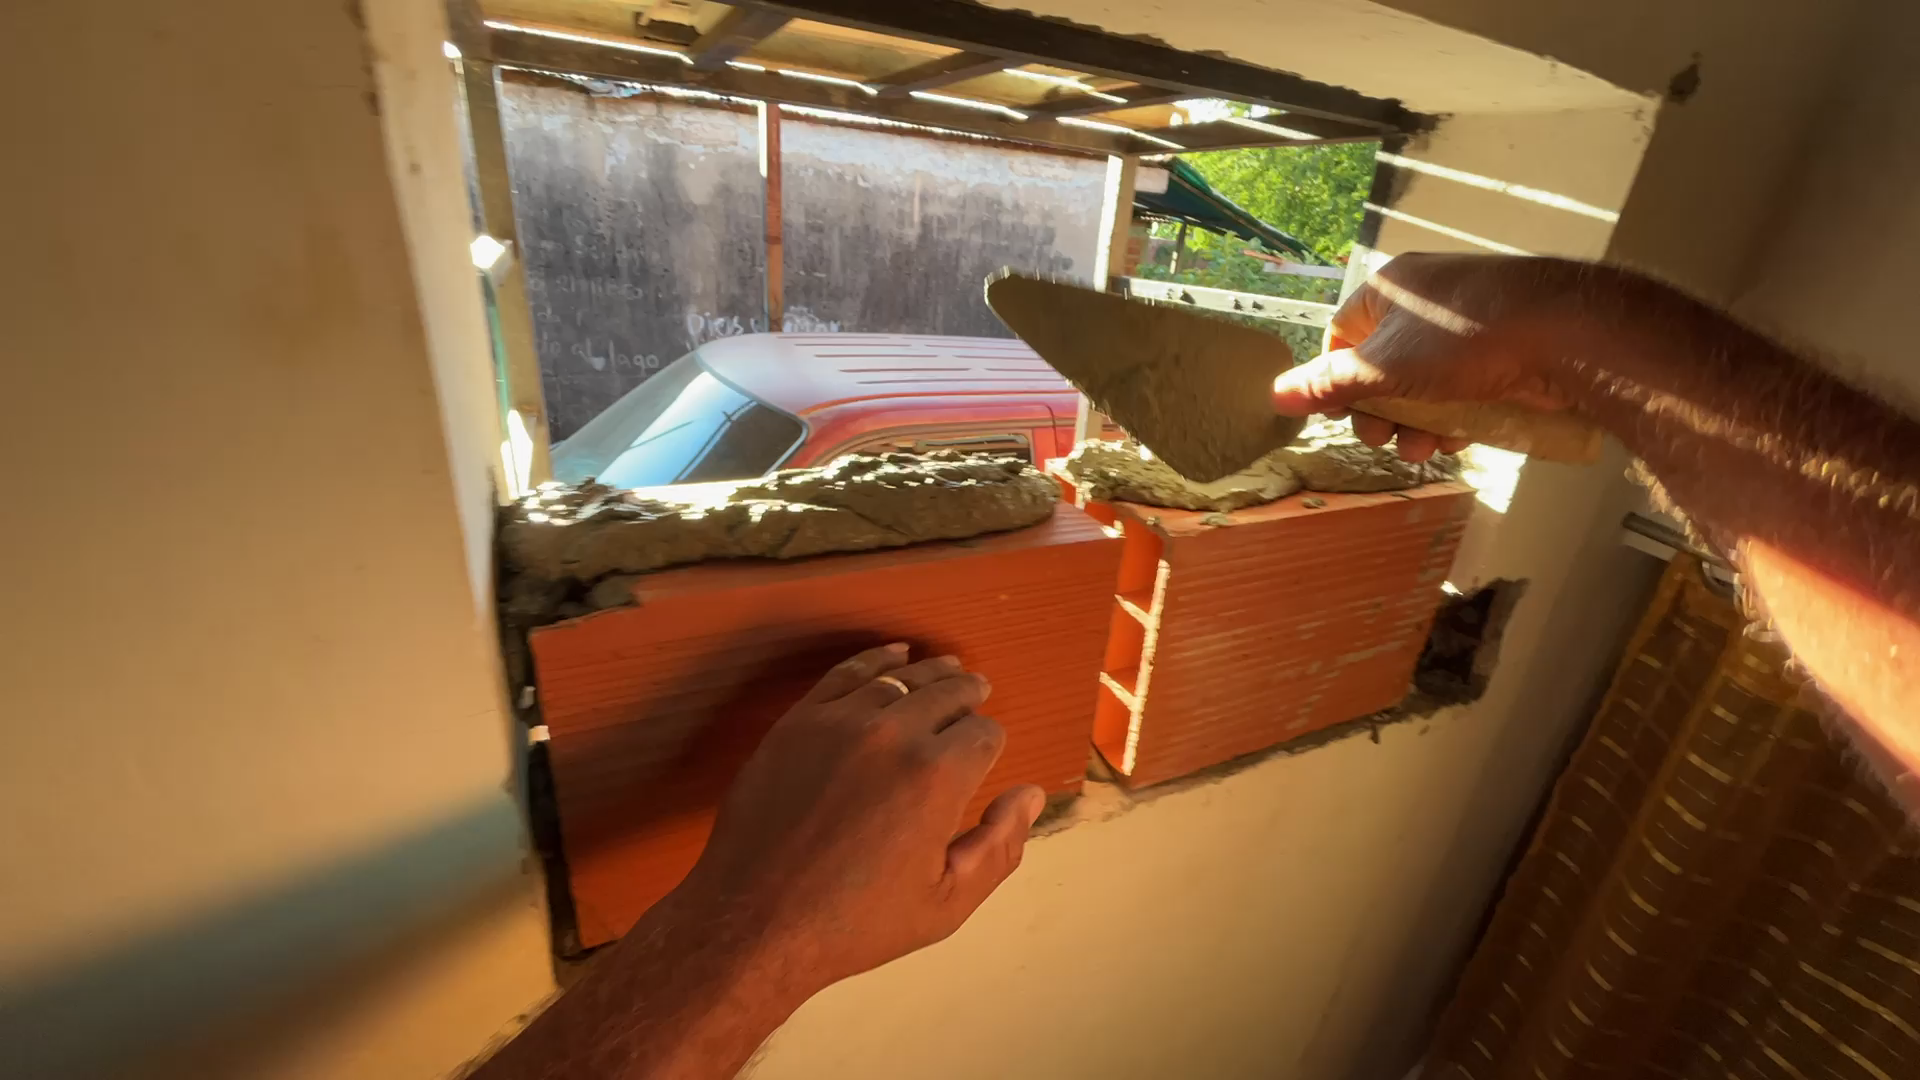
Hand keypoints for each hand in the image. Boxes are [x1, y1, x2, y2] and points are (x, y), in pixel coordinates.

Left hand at [677, 644, 1043, 999]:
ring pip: (903, 678)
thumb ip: (999, 847)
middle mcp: (894, 735)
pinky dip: (878, 658)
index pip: (984, 733)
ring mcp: (842, 721)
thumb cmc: (856, 921)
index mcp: (937, 777)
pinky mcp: (801, 720)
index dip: (990, 741)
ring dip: (932, 671)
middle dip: (970, 692)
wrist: (754, 920)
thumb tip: (1031, 794)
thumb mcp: (945, 904)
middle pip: (948, 693)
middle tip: (979, 688)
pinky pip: (849, 673)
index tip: (984, 751)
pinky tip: (895, 654)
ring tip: (948, 667)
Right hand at [1272, 253, 1584, 460]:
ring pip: (1421, 381)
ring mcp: (1467, 319)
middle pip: (1379, 365)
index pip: (1340, 337)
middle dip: (1379, 412)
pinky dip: (1452, 414)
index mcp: (1388, 289)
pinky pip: (1460, 383)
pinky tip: (1458, 437)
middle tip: (1383, 439)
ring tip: (1424, 449)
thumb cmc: (1461, 342)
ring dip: (1414, 423)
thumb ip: (1326, 385)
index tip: (1341, 414)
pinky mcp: (1504, 343)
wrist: (1570, 333)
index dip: (1334, 381)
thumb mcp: (1380, 368)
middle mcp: (1425, 299)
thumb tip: (1274, 396)